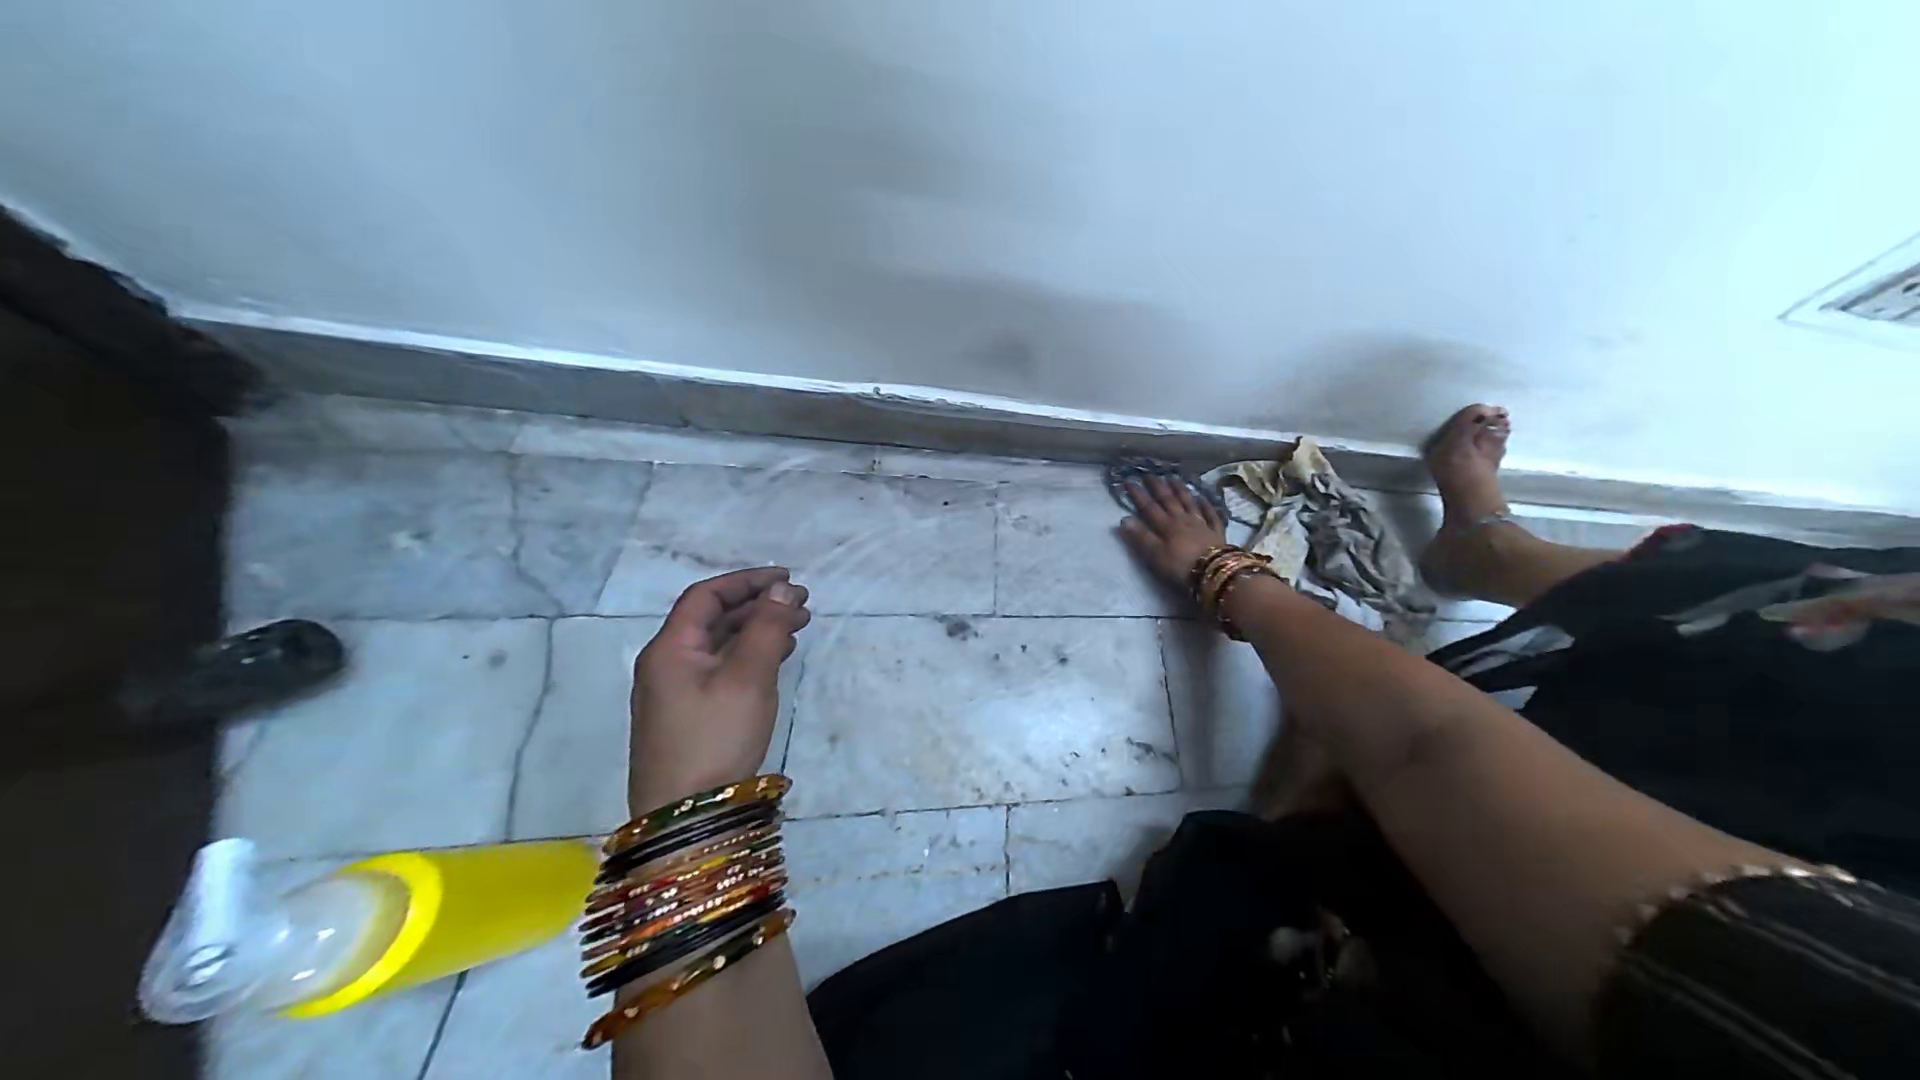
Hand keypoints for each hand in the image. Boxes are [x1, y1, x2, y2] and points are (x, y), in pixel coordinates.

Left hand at [628, 567, 811, 813]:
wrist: (684, 819)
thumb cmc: (715, 738)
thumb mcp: (748, 677)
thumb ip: (767, 628)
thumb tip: (783, 589)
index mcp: (670, 648)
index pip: (706, 596)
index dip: (747, 581)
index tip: (788, 579)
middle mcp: (666, 664)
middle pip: (713, 619)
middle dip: (758, 606)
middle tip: (803, 605)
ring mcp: (675, 693)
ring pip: (720, 646)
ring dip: (757, 630)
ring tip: (798, 629)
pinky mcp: (688, 716)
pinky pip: (721, 669)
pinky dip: (750, 656)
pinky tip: (776, 660)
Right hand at [1118, 476, 1227, 590]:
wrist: (1213, 572)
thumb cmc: (1180, 565)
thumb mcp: (1155, 554)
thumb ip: (1140, 537)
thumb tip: (1124, 519)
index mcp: (1167, 526)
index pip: (1149, 507)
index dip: (1138, 494)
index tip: (1129, 481)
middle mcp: (1183, 520)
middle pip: (1169, 500)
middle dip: (1158, 487)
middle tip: (1150, 474)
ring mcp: (1201, 524)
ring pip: (1189, 502)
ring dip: (1181, 490)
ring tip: (1173, 478)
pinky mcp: (1216, 532)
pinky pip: (1211, 514)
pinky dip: (1206, 505)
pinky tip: (1203, 498)